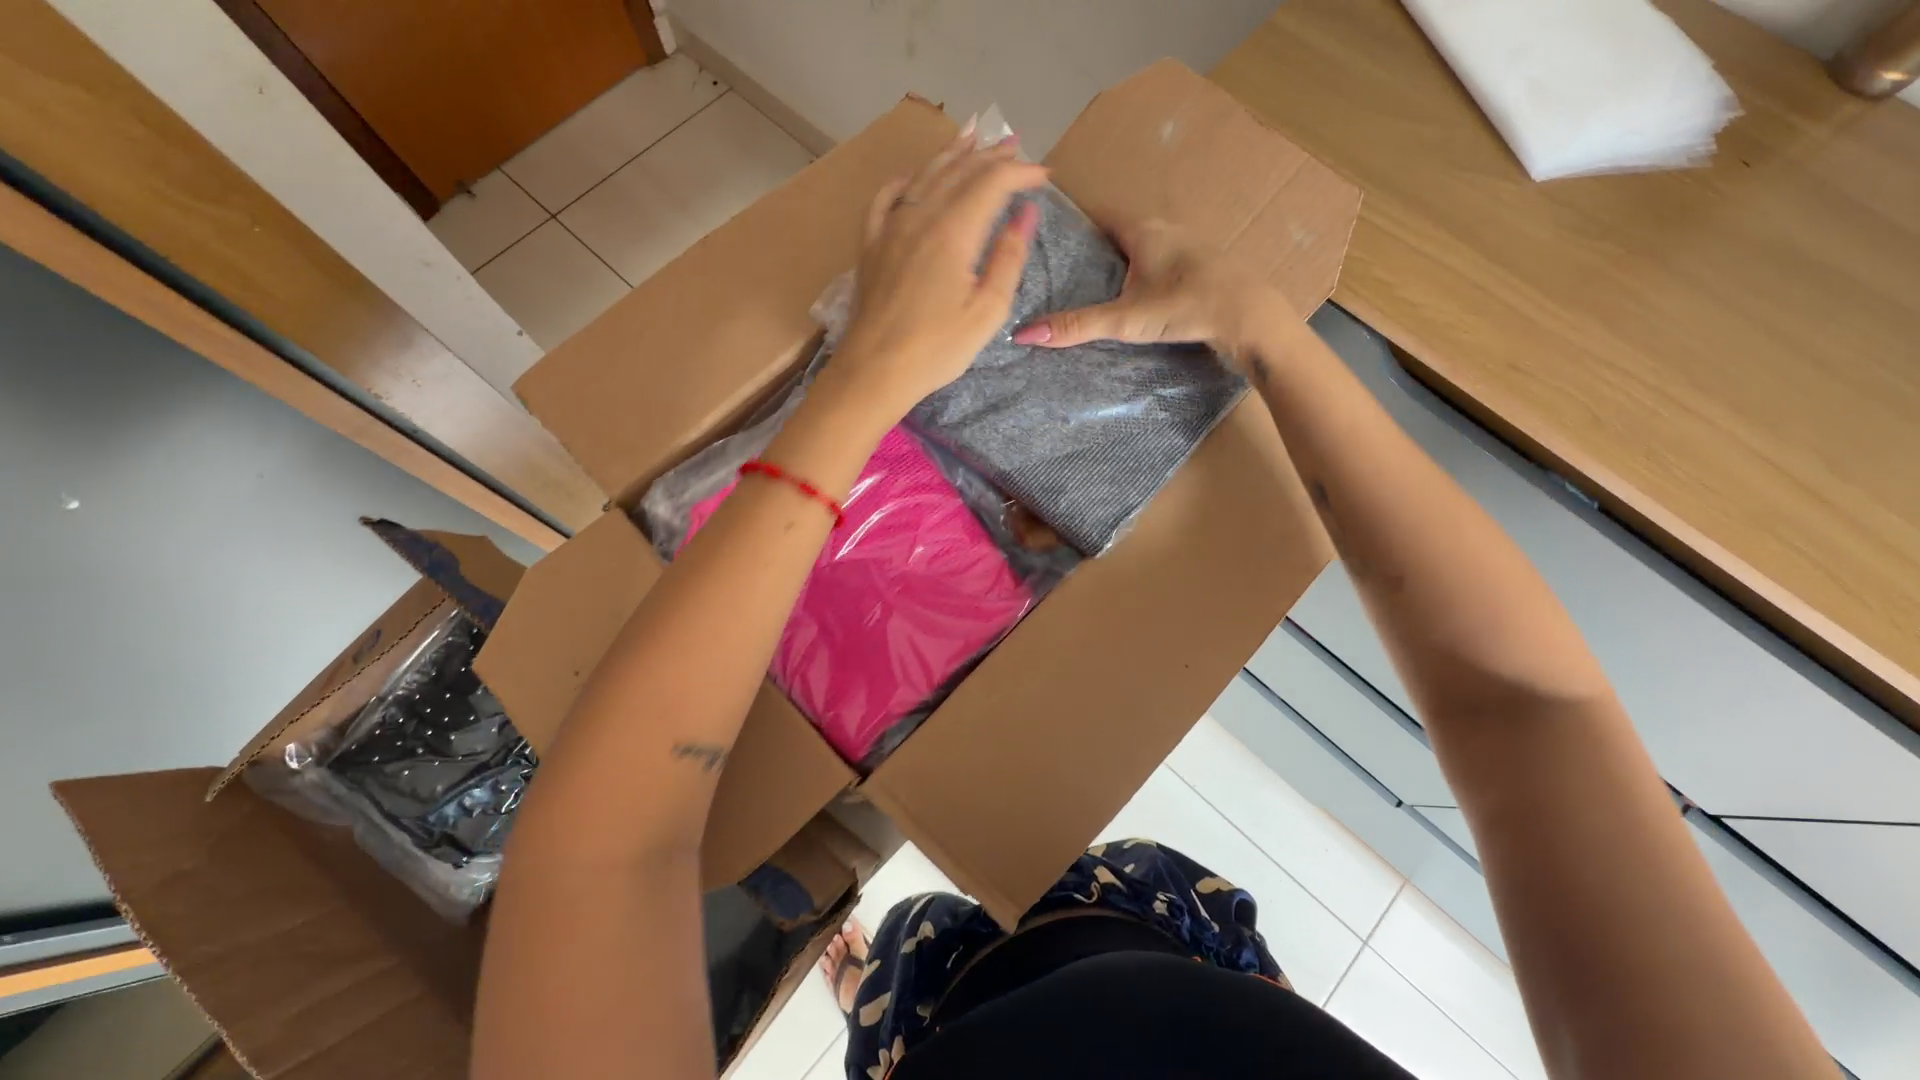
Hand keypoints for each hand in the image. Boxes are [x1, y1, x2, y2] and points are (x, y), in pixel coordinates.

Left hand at [816, 127, 1048, 419]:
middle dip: (990, 155)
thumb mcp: (987, 310)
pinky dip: (903, 181)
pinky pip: (885, 199)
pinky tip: (911, 176)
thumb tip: (1026, 214)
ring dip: (951, 154)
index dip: (1020, 173)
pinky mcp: (871, 245)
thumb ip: (1009, 258)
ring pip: (923, 176)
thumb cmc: (937, 348)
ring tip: (972, 135)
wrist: (874, 370)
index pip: (992, 184)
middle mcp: (920, 217)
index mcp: (953, 231)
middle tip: (1014, 144)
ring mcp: (890, 228)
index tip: (1044, 177)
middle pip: (959, 171)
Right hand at [1009, 218, 1289, 372]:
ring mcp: (1185, 248)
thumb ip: (1077, 326)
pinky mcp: (1199, 270)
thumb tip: (1024, 334)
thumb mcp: (1127, 319)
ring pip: (1139, 249)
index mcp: (1143, 229)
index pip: (1096, 214)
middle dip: (1089, 248)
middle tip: (1057, 269)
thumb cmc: (1189, 307)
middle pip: (1116, 232)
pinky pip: (1157, 265)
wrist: (1253, 319)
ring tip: (1085, 286)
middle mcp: (1164, 229)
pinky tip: (1130, 298)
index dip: (1070, 222)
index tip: (1044, 237)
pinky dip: (1139, 275)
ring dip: (1116, 263)